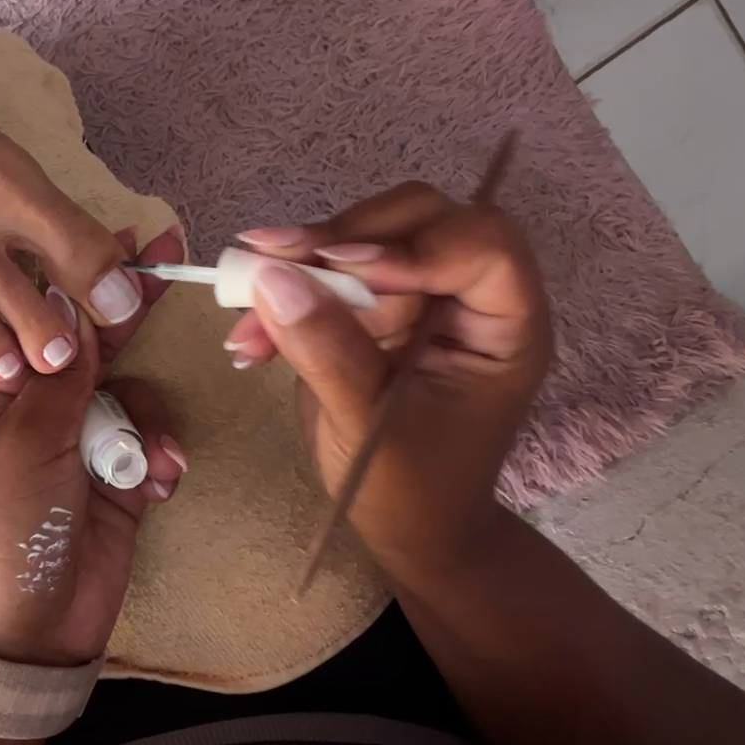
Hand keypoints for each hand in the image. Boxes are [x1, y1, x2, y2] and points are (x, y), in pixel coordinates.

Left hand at [0, 229, 188, 665]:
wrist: (27, 631)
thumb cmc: (7, 526)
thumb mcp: (26, 444)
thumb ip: (60, 376)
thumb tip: (70, 301)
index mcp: (8, 391)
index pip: (49, 319)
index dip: (86, 279)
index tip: (128, 241)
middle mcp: (48, 407)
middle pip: (100, 345)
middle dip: (135, 313)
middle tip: (176, 264)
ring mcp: (87, 441)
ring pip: (137, 397)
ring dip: (149, 426)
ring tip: (147, 465)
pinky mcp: (122, 478)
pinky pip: (154, 444)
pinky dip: (159, 460)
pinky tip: (154, 486)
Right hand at [226, 183, 552, 582]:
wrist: (405, 526)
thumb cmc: (411, 492)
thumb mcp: (368, 427)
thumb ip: (327, 350)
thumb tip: (272, 276)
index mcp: (502, 326)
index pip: (481, 246)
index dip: (411, 244)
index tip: (337, 264)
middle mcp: (465, 296)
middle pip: (416, 218)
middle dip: (340, 235)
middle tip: (271, 258)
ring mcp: (416, 296)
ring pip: (361, 235)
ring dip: (297, 263)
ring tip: (242, 306)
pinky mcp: (372, 306)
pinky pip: (324, 272)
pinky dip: (281, 291)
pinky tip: (247, 338)